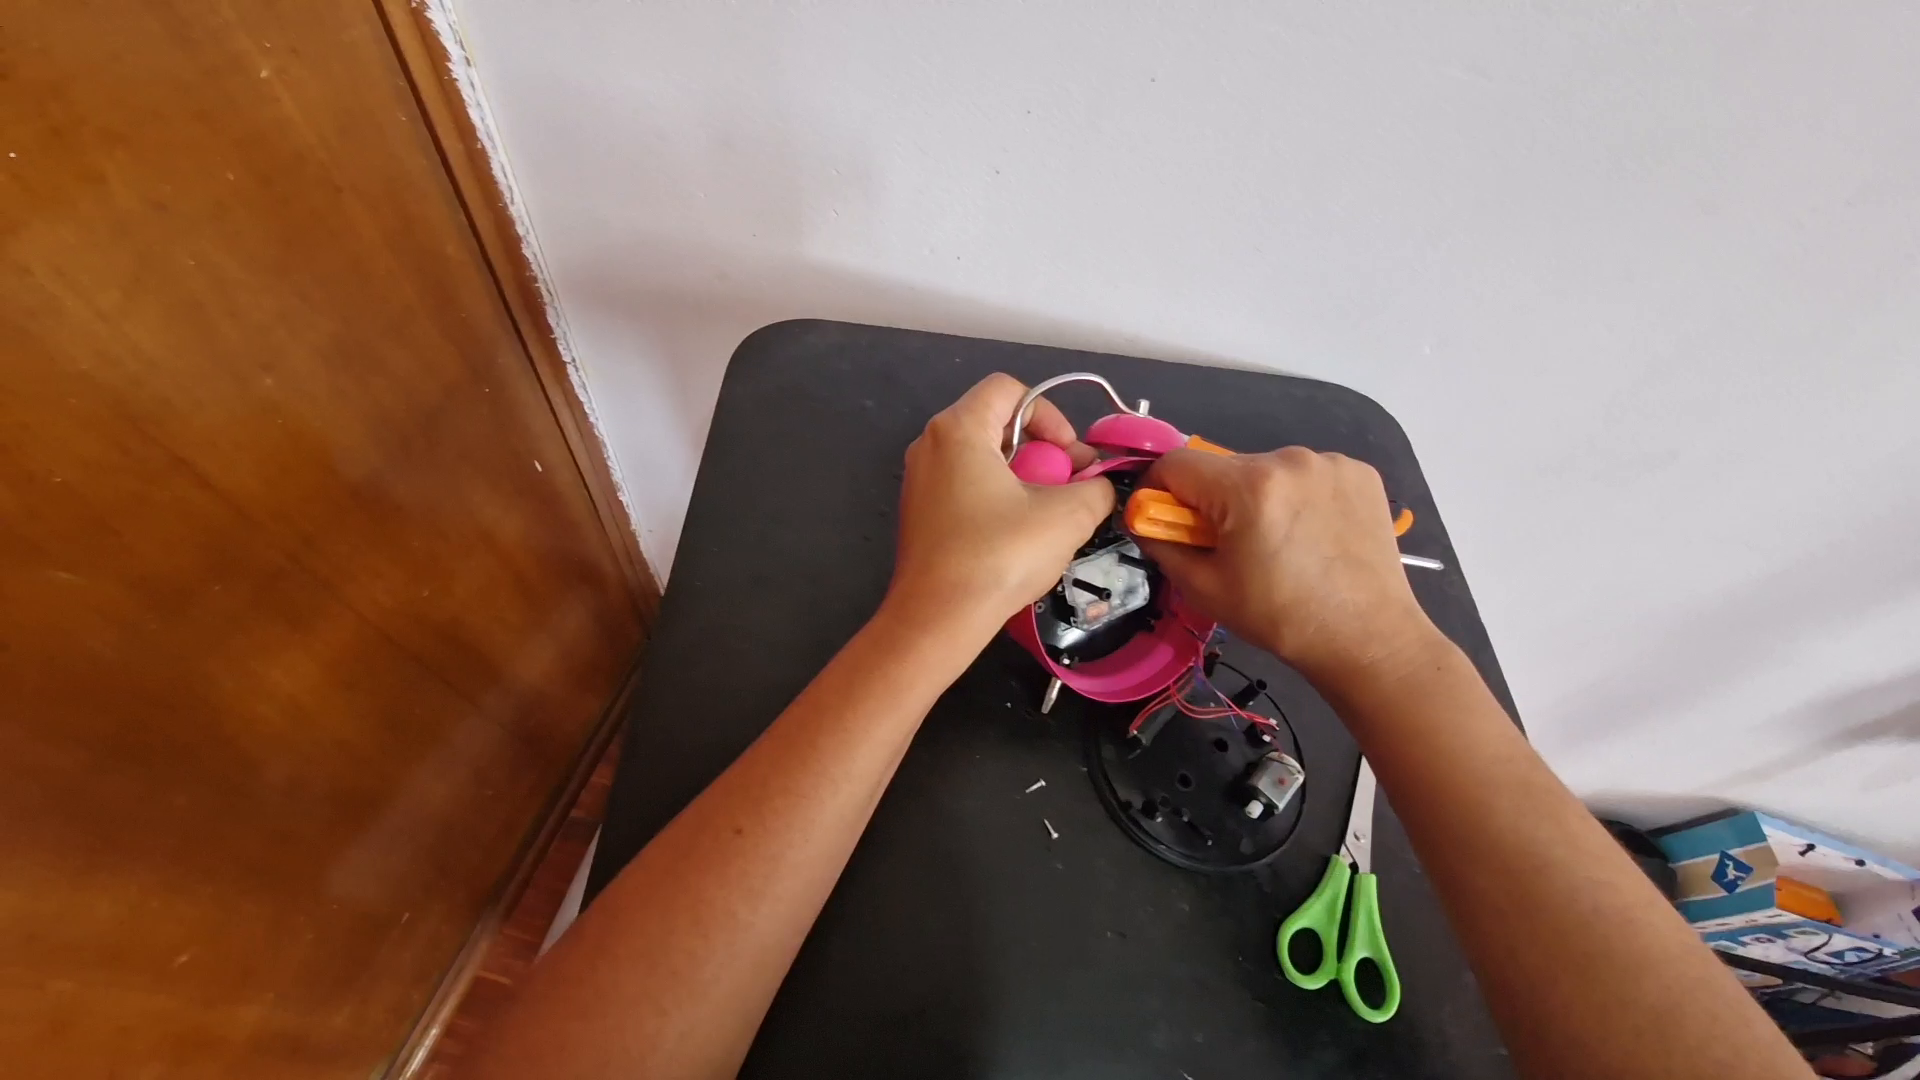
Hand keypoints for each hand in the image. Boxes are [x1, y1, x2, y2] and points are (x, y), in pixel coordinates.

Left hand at [888, 374, 1114, 632]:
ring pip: (983, 459)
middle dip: (1041, 450)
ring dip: (1023, 478)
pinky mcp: (919, 513)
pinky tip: (1016, 535)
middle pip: (996, 424)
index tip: (1070, 456)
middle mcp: (930, 444)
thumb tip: (1097, 486)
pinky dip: (996, 498)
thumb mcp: (1067, 516)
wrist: (937, 619)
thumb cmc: (999, 556)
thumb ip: (1095, 488)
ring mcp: (919, 480)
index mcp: (957, 428)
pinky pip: (965, 486)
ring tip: (1048, 515)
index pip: (1009, 390)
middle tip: (1068, 487)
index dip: (1050, 415)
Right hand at [1137, 447, 1441, 689]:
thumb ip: (1161, 543)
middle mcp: (1289, 459)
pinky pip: (1304, 473)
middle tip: (1226, 543)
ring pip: (1264, 469)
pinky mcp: (1359, 471)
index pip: (1175, 463)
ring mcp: (1330, 462)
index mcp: (1247, 487)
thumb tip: (1141, 517)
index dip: (1158, 489)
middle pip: (1222, 466)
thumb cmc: (1279, 618)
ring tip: (1274, 541)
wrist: (1367, 638)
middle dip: (1211, 498)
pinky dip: (1295, 495)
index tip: (1165, 519)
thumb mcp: (1203, 588)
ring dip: (1255, 496)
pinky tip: (1310, 532)